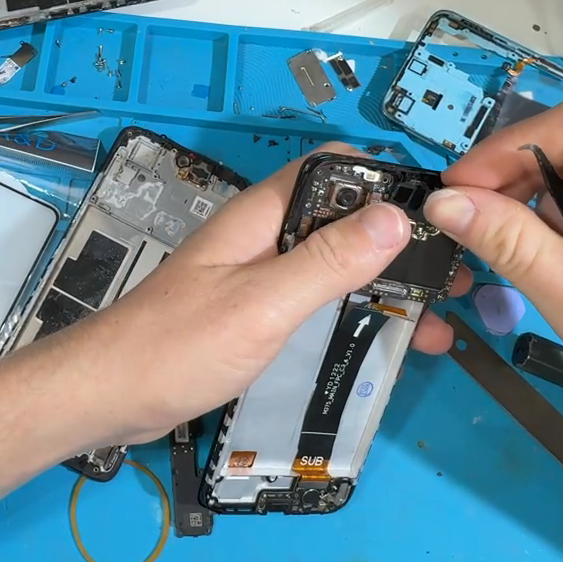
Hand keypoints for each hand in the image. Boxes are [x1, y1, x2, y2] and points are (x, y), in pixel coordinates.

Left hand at [60, 144, 426, 445]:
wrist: (112, 393)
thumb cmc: (181, 344)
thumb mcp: (263, 303)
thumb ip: (326, 261)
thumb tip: (396, 215)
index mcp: (262, 215)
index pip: (333, 168)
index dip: (386, 181)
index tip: (440, 217)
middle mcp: (261, 233)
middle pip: (339, 216)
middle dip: (395, 241)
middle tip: (451, 282)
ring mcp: (255, 271)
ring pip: (329, 259)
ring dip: (379, 280)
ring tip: (436, 321)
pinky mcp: (250, 307)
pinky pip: (310, 294)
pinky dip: (349, 307)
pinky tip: (381, 338)